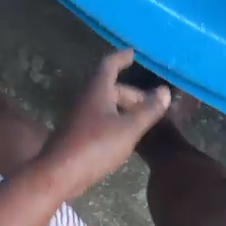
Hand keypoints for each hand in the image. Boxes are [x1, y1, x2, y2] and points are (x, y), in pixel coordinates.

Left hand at [33, 51, 171, 200]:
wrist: (60, 173)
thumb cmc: (96, 145)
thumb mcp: (129, 128)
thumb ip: (148, 110)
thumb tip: (165, 90)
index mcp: (97, 89)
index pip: (109, 64)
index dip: (122, 57)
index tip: (133, 53)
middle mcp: (87, 98)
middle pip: (110, 87)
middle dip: (132, 92)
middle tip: (153, 103)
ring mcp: (80, 116)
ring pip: (106, 104)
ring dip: (125, 107)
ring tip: (145, 119)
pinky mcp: (78, 133)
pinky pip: (101, 118)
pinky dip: (116, 120)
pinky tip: (127, 135)